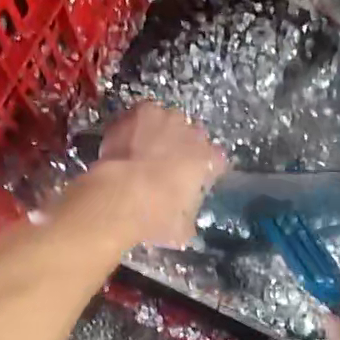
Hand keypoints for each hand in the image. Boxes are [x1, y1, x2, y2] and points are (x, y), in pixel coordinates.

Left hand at [85, 102, 225, 246]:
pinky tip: (129, 139)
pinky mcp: (141, 111)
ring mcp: (168, 119)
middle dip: (185, 146)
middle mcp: (195, 135)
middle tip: (168, 164)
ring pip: (171, 120)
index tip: (197, 178)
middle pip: (195, 135)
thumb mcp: (181, 229)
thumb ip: (189, 219)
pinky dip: (139, 124)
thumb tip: (186, 225)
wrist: (121, 194)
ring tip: (147, 148)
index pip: (218, 159)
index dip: (207, 168)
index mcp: (209, 162)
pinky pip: (145, 114)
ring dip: (163, 131)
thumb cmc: (157, 215)